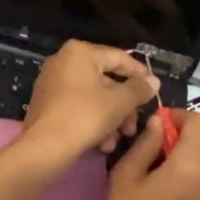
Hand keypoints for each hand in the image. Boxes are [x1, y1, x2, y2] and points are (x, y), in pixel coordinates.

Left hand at [20, 41, 159, 160]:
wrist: (45, 146)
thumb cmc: (86, 116)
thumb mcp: (120, 102)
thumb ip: (139, 89)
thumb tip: (154, 81)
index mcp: (80, 53)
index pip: (119, 58)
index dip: (140, 74)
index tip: (154, 90)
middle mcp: (62, 62)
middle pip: (105, 81)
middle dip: (123, 107)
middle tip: (132, 126)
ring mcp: (51, 83)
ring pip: (92, 98)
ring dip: (110, 119)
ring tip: (116, 141)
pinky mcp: (46, 104)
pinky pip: (77, 107)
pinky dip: (92, 121)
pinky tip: (101, 143)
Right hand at [101, 111, 199, 199]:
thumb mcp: (126, 176)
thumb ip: (146, 144)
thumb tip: (159, 122)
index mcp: (192, 161)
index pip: (198, 122)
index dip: (179, 116)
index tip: (158, 123)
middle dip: (184, 138)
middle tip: (155, 150)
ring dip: (196, 157)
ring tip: (168, 171)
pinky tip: (194, 188)